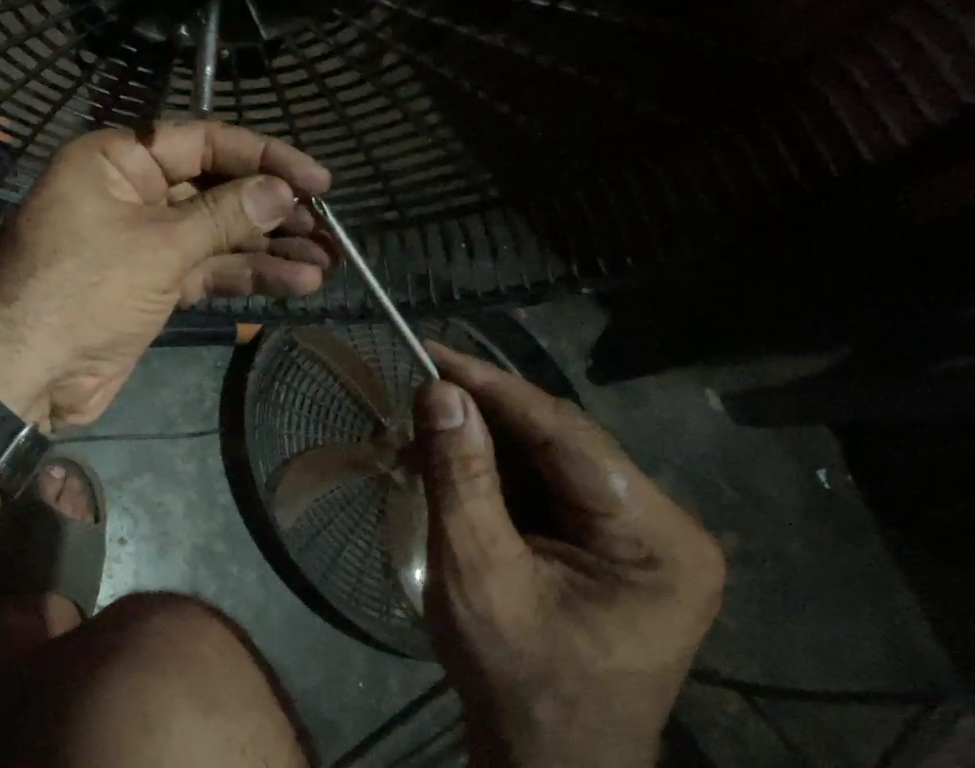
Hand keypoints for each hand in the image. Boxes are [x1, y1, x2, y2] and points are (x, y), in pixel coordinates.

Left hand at [0, 122, 333, 428]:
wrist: (25, 373)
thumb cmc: (83, 291)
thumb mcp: (158, 246)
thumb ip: (223, 215)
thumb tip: (282, 191)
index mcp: (114, 160)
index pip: (199, 141)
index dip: (262, 155)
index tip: (317, 178)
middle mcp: (126, 192)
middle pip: (211, 187)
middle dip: (269, 207)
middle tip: (326, 226)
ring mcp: (138, 240)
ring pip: (213, 232)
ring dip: (267, 247)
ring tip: (326, 261)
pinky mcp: (148, 284)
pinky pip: (203, 268)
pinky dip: (244, 275)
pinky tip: (296, 283)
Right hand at [415, 342, 724, 767]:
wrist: (546, 758)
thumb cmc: (516, 674)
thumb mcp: (477, 571)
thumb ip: (460, 477)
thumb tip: (439, 390)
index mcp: (656, 537)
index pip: (566, 435)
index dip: (492, 387)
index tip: (429, 351)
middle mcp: (665, 528)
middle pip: (561, 444)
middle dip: (481, 418)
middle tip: (411, 398)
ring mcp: (643, 540)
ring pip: (550, 463)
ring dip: (482, 447)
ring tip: (417, 440)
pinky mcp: (613, 551)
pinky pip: (548, 491)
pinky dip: (494, 478)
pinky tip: (449, 473)